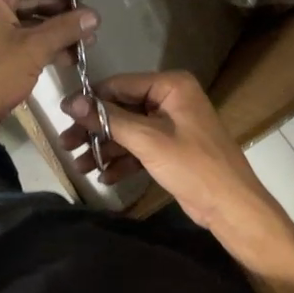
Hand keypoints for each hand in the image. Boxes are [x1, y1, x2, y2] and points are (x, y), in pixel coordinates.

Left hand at [0, 0, 98, 139]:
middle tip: (91, 24)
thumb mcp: (34, 49)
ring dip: (55, 31)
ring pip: (26, 19)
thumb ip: (65, 28)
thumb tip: (95, 16)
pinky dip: (40, 43)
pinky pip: (17, 34)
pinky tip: (67, 56)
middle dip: (62, 13)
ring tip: (86, 43)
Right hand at [60, 71, 286, 242]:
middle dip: (94, 129)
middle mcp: (170, 99)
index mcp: (171, 86)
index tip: (61, 115)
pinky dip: (121, 161)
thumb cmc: (193, 166)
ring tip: (79, 165)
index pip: (119, 85)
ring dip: (103, 148)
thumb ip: (109, 119)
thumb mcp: (148, 140)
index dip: (89, 100)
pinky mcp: (170, 148)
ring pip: (127, 130)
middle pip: (120, 108)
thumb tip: (71, 102)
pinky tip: (103, 177)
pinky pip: (138, 148)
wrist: (232, 207)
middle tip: (65, 144)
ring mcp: (170, 125)